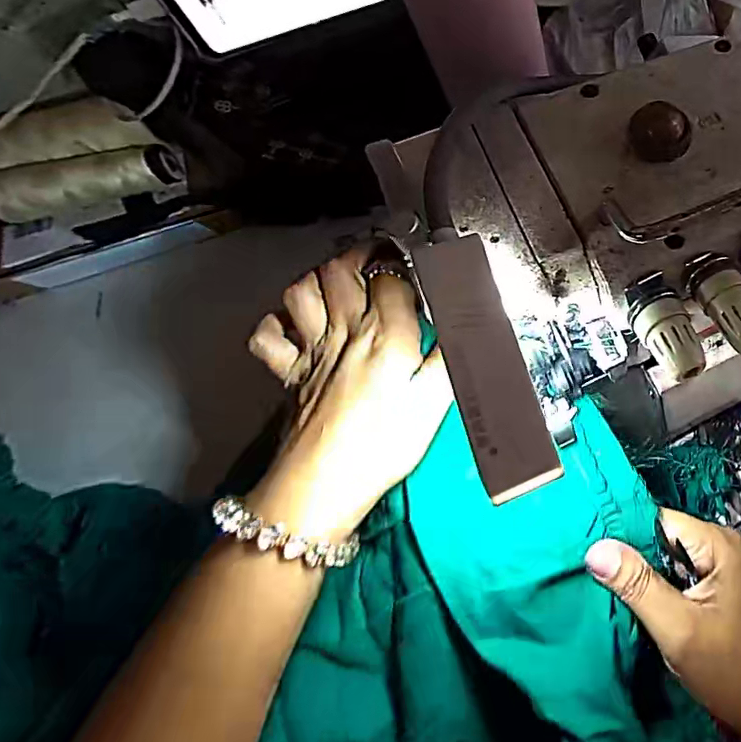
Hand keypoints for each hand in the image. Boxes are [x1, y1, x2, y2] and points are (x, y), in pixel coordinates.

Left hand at [245, 245, 451, 540]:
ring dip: (319, 276)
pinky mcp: (287, 374)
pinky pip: (267, 334)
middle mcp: (344, 333)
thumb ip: (452, 355)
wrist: (321, 488)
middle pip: (339, 271)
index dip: (406, 264)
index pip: (391, 279)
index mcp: (386, 337)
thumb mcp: (435, 401)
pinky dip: (278, 321)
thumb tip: (473, 324)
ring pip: (300, 290)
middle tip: (380, 255)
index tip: (421, 265)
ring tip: (341, 280)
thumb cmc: (384, 445)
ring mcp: (310, 351)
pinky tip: (298, 324)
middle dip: (359, 253)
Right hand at [584, 509, 740, 733]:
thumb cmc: (730, 669)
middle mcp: (720, 545)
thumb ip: (638, 586)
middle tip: (591, 572)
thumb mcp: (678, 628)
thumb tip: (596, 549)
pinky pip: (676, 575)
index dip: (624, 533)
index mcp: (717, 543)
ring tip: (605, 586)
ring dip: (641, 573)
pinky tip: (633, 602)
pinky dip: (655, 587)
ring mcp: (718, 566)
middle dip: (630, 554)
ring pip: (666, 557)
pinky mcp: (714, 586)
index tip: (588, 548)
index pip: (659, 519)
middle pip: (662, 536)